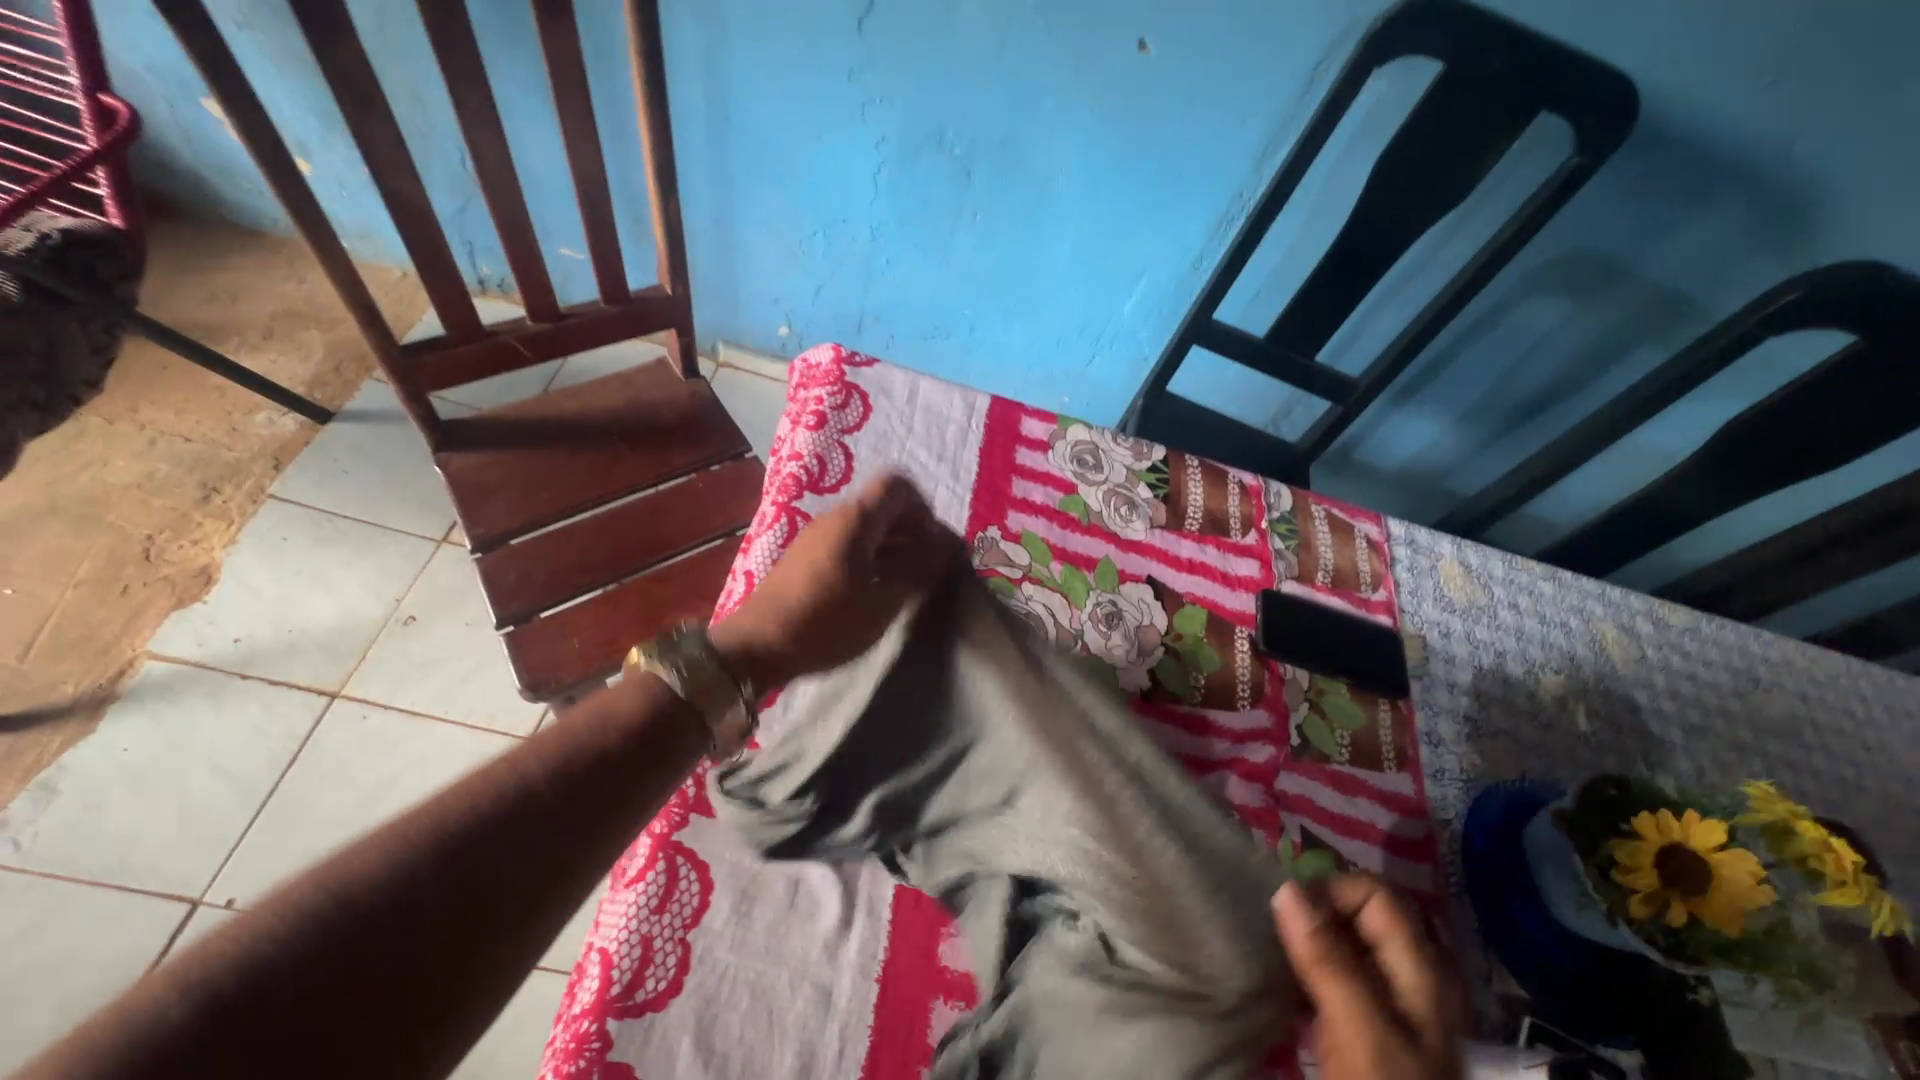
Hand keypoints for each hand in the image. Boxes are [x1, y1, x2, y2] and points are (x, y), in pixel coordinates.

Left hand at [710, 472, 956, 689]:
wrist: (758, 646)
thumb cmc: (826, 622)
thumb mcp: (882, 602)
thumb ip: (917, 570)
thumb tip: (943, 547)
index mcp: (856, 519)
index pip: (898, 485)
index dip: (924, 508)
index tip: (933, 543)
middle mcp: (835, 518)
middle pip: (882, 506)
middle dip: (912, 529)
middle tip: (929, 567)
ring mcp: (817, 537)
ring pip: (865, 527)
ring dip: (892, 546)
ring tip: (906, 583)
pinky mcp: (806, 558)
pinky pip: (847, 544)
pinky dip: (870, 558)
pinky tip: (875, 590)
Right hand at [1273, 876, 1461, 1079]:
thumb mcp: (1361, 1034)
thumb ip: (1328, 962)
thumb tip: (1286, 888)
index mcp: (1421, 971)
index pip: (1374, 895)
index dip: (1329, 891)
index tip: (1281, 911)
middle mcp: (1409, 978)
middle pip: (1361, 916)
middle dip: (1314, 909)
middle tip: (1266, 924)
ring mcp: (1388, 1006)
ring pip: (1345, 945)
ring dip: (1305, 938)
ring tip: (1265, 948)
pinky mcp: (1365, 1031)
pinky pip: (1334, 978)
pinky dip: (1306, 969)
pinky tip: (1279, 982)